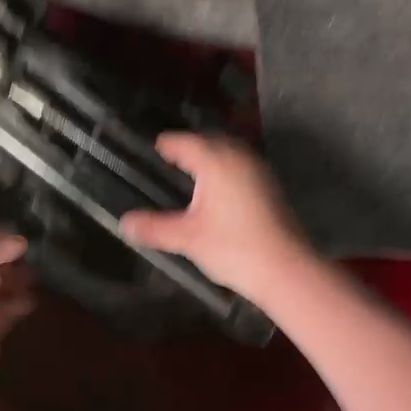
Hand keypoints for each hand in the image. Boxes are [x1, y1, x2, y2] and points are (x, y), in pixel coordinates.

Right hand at [121, 132, 311, 299]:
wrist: (286, 268)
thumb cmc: (234, 248)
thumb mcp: (187, 238)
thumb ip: (154, 228)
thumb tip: (124, 222)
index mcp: (216, 162)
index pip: (184, 142)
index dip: (165, 145)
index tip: (149, 150)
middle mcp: (239, 157)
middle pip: (208, 141)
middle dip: (187, 148)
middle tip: (165, 160)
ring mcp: (258, 170)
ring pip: (227, 153)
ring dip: (207, 158)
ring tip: (187, 172)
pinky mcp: (269, 186)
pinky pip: (239, 167)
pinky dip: (222, 171)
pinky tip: (213, 191)